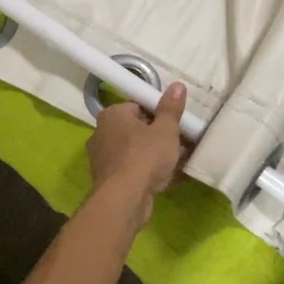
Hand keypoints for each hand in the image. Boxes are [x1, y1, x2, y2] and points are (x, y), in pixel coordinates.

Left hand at [84, 82, 188, 225]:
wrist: (125, 198)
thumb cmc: (145, 155)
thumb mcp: (166, 129)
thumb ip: (171, 108)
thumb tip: (178, 85)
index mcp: (112, 115)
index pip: (138, 106)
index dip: (159, 113)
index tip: (175, 123)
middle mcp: (102, 134)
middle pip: (137, 130)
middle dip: (159, 136)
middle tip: (181, 142)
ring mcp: (103, 159)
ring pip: (137, 152)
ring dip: (156, 156)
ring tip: (180, 161)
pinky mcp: (109, 181)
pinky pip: (134, 170)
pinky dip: (149, 172)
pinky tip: (169, 178)